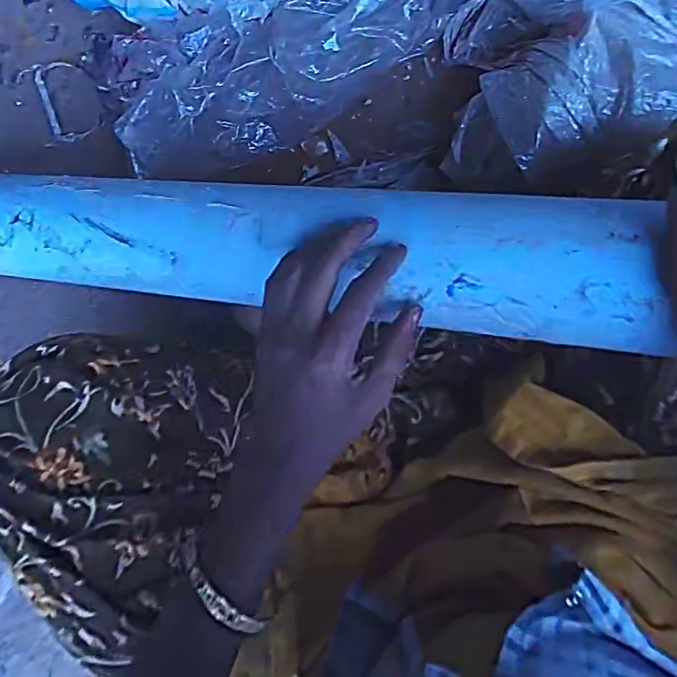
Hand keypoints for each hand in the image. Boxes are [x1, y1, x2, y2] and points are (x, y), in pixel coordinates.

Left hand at [238, 219, 421, 497]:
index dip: (381, 267)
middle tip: (369, 224)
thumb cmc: (332, 428)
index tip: (398, 249)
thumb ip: (395, 350)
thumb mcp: (374, 396)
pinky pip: (274, 283)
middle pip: (319, 269)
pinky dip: (294, 260)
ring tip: (342, 231)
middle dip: (345, 239)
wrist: (277, 452)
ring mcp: (273, 329)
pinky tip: (312, 253)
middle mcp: (297, 334)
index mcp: (330, 354)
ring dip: (317, 244)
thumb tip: (414, 309)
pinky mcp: (262, 330)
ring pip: (290, 270)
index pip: (359, 296)